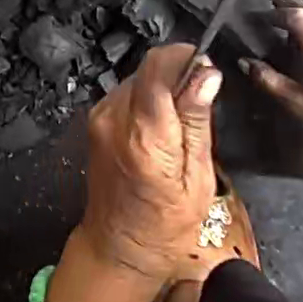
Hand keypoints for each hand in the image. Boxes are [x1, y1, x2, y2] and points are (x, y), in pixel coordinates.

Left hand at [81, 44, 221, 284]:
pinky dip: (147, 101)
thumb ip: (197, 121)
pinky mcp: (95, 119)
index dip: (185, 58)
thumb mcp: (196, 177)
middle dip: (177, 76)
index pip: (157, 68)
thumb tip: (206, 73)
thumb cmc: (166, 223)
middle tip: (200, 106)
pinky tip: (160, 129)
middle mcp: (113, 117)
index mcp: (143, 134)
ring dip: (162, 89)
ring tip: (180, 125)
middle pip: (146, 70)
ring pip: (136, 79)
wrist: (117, 243)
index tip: (207, 68)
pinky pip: (125, 94)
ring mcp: (99, 116)